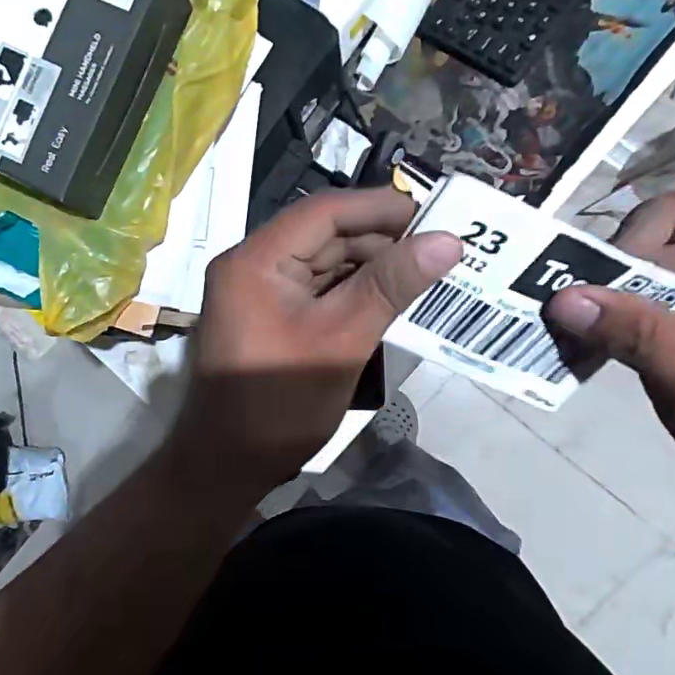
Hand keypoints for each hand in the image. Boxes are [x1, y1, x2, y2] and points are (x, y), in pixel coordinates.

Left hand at [172, 189, 461, 487]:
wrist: (226, 466)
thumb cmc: (279, 404)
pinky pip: (317, 291)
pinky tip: (391, 301)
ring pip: (324, 264)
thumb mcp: (341, 341)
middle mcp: (253, 266)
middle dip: (381, 241)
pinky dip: (353, 293)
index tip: (433, 215)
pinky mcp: (270, 318)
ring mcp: (259, 293)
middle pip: (324, 235)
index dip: (380, 208)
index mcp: (257, 260)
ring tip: (424, 275)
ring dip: (371, 268)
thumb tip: (448, 241)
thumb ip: (391, 287)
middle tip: (437, 251)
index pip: (324, 211)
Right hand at [544, 173, 674, 537]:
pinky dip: (621, 324)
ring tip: (575, 320)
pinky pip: (658, 313)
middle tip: (579, 294)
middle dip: (632, 261)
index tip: (614, 261)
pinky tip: (591, 341)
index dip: (671, 215)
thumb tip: (561, 299)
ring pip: (667, 274)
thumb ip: (642, 337)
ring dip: (619, 295)